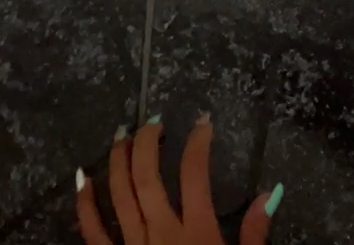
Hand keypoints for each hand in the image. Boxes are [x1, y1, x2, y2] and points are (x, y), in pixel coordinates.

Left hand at [76, 116, 278, 244]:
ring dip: (118, 159)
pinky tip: (82, 177)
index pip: (194, 173)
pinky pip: (93, 233)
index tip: (203, 121)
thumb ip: (254, 235)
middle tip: (153, 120)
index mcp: (197, 235)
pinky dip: (85, 203)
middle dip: (148, 141)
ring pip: (119, 194)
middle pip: (147, 175)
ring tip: (122, 133)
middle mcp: (161, 235)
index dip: (198, 141)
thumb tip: (271, 192)